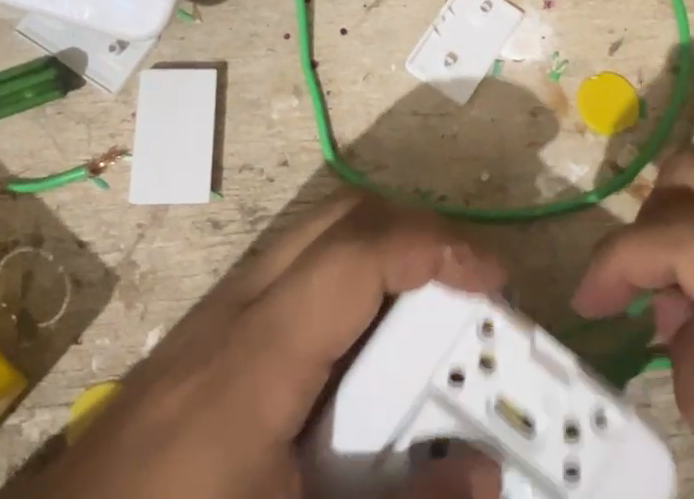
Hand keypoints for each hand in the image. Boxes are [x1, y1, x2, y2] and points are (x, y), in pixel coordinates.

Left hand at [10, 192, 504, 498]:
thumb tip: (482, 474)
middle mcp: (234, 312)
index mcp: (258, 356)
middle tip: (468, 284)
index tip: (493, 277)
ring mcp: (212, 318)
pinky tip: (357, 346)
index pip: (357, 255)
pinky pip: (287, 274)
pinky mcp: (201, 339)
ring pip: (310, 238)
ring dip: (378, 251)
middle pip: (336, 220)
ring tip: (426, 307)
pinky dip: (342, 280)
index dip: (434, 248)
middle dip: (414, 232)